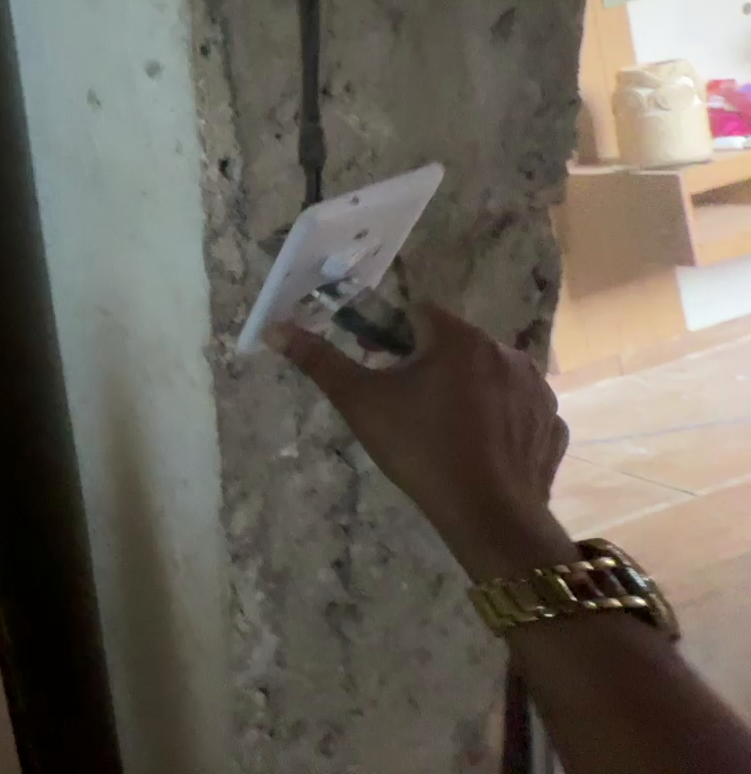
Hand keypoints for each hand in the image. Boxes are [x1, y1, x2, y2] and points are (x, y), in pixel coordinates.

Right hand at [269, 304, 575, 579]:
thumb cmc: (417, 446)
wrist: (488, 514)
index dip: (386, 329)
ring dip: (459, 382)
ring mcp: (538, 389)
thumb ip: (317, 358)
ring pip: (484, 370)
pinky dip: (492, 412)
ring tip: (433, 419)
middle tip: (395, 393)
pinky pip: (514, 403)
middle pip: (451, 340)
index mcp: (459, 340)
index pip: (416, 311)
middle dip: (421, 356)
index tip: (370, 359)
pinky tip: (471, 439)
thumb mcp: (356, 399)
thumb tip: (274, 328)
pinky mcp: (552, 424)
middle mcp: (506, 353)